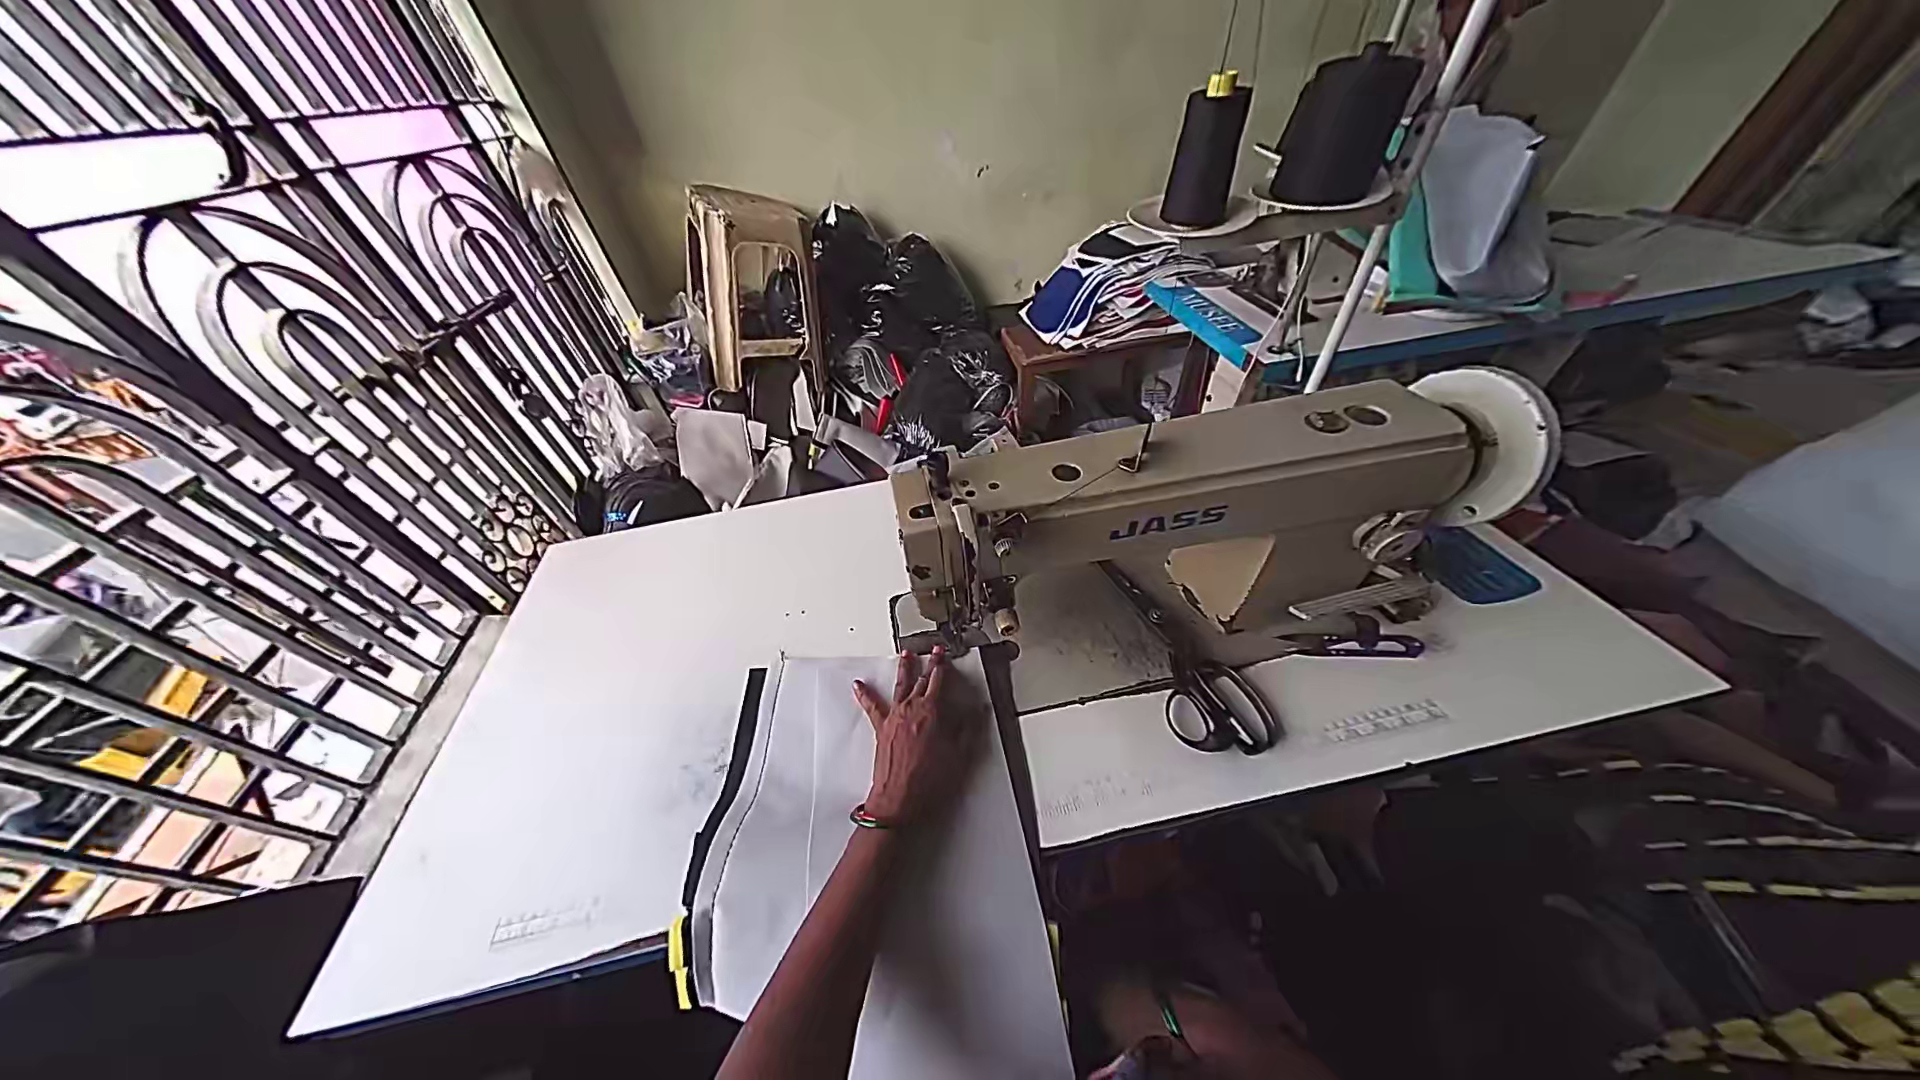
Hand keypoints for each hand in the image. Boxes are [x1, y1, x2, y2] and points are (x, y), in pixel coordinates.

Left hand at [852, 647, 976, 824]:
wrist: (899, 800)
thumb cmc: (928, 781)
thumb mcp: (960, 756)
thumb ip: (969, 730)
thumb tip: (976, 712)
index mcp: (932, 712)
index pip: (940, 681)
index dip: (944, 665)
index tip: (945, 655)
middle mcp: (912, 709)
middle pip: (922, 680)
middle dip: (929, 663)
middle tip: (933, 651)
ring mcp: (895, 717)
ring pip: (901, 685)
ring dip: (904, 668)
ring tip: (906, 655)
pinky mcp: (882, 728)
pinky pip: (872, 707)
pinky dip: (865, 695)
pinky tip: (859, 685)